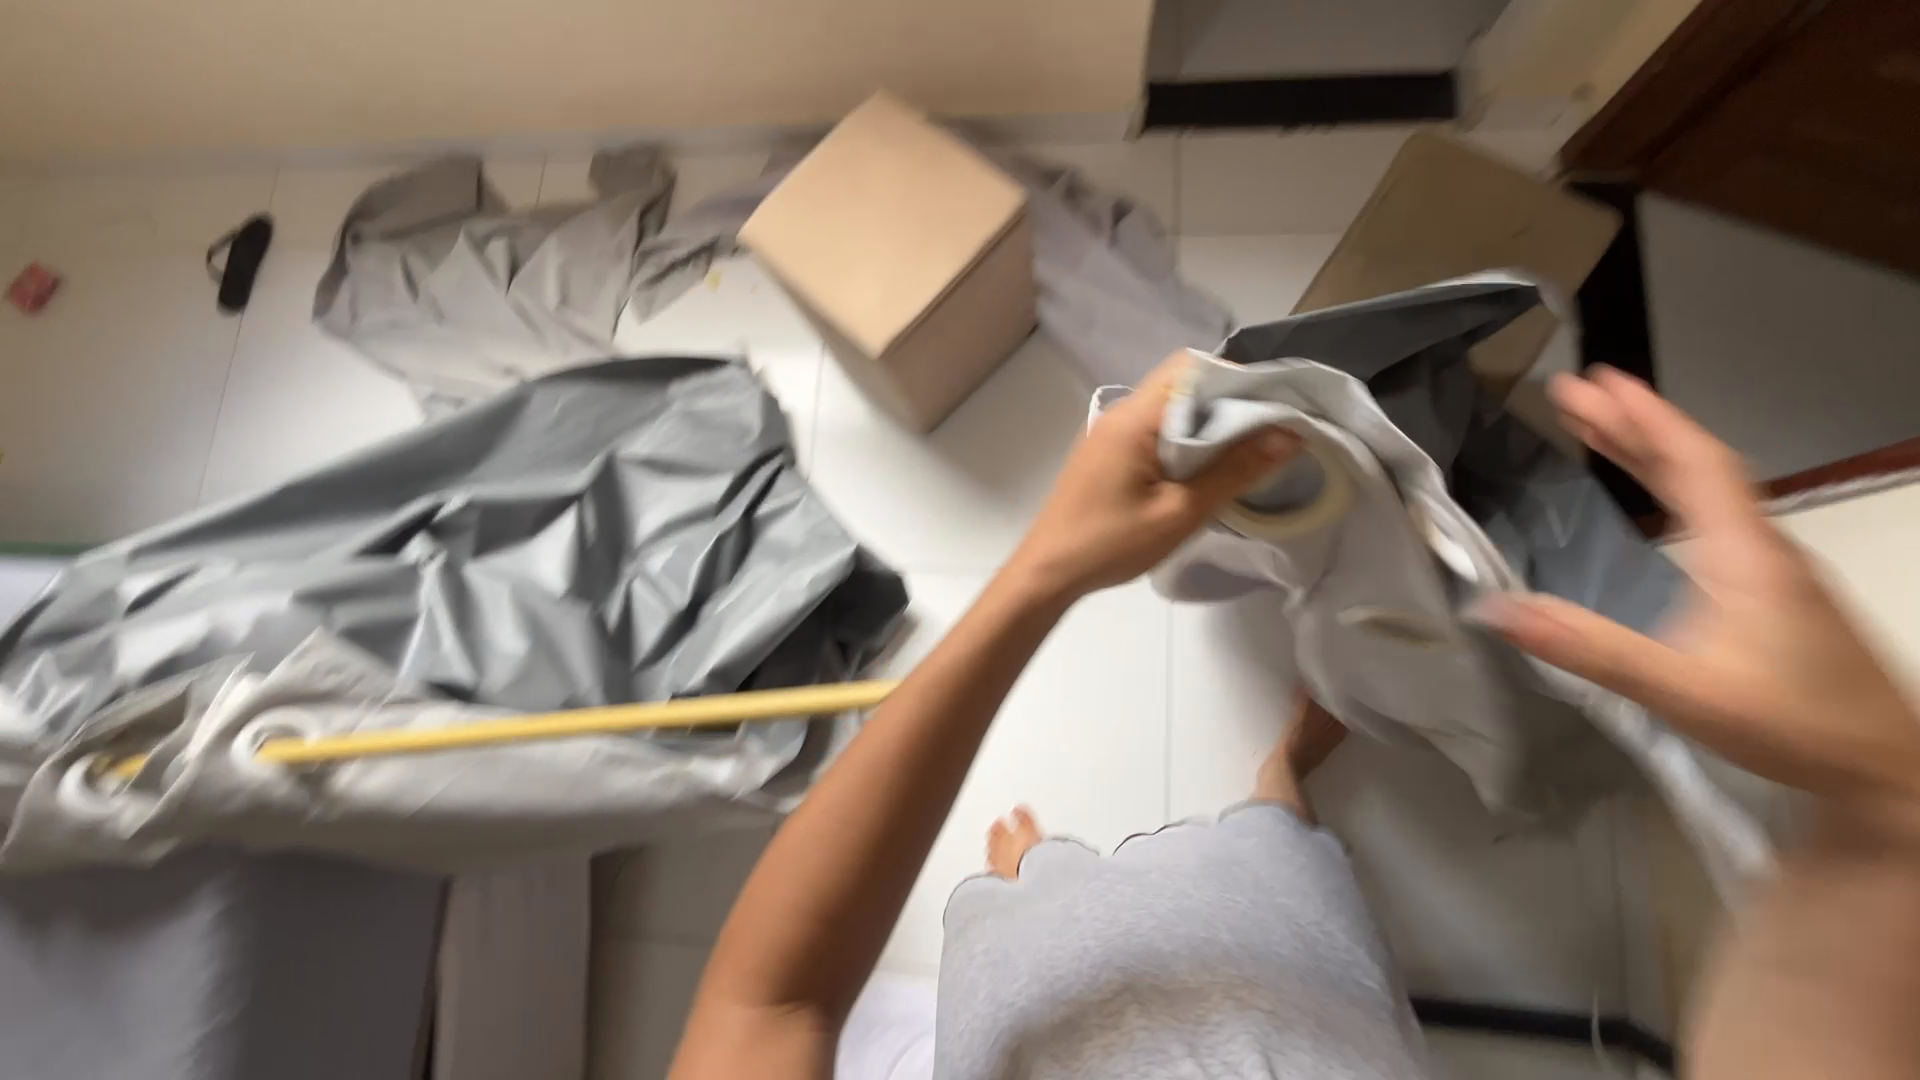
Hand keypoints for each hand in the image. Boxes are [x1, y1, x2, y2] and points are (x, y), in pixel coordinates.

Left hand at [1007, 352, 1298, 600]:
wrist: (1047, 573)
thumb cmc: (1109, 544)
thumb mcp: (1179, 513)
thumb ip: (1234, 471)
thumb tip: (1289, 434)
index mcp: (1134, 419)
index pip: (1193, 369)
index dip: (1238, 380)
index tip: (1277, 407)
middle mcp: (1119, 414)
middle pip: (1183, 384)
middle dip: (1229, 402)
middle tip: (1269, 433)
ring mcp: (1109, 433)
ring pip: (1169, 408)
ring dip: (1207, 423)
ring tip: (1246, 451)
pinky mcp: (1106, 454)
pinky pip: (1153, 431)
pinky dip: (1184, 440)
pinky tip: (1204, 469)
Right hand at [1477, 367, 1919, 809]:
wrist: (1888, 769)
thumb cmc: (1789, 724)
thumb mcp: (1679, 690)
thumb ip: (1587, 647)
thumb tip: (1495, 609)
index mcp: (1744, 555)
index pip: (1693, 464)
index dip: (1645, 418)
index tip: (1597, 381)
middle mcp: (1760, 546)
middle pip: (1694, 465)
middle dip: (1633, 421)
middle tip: (1576, 389)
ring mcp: (1768, 565)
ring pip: (1704, 486)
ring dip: (1648, 448)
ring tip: (1596, 423)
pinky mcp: (1766, 586)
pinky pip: (1708, 510)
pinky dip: (1667, 481)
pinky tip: (1646, 491)